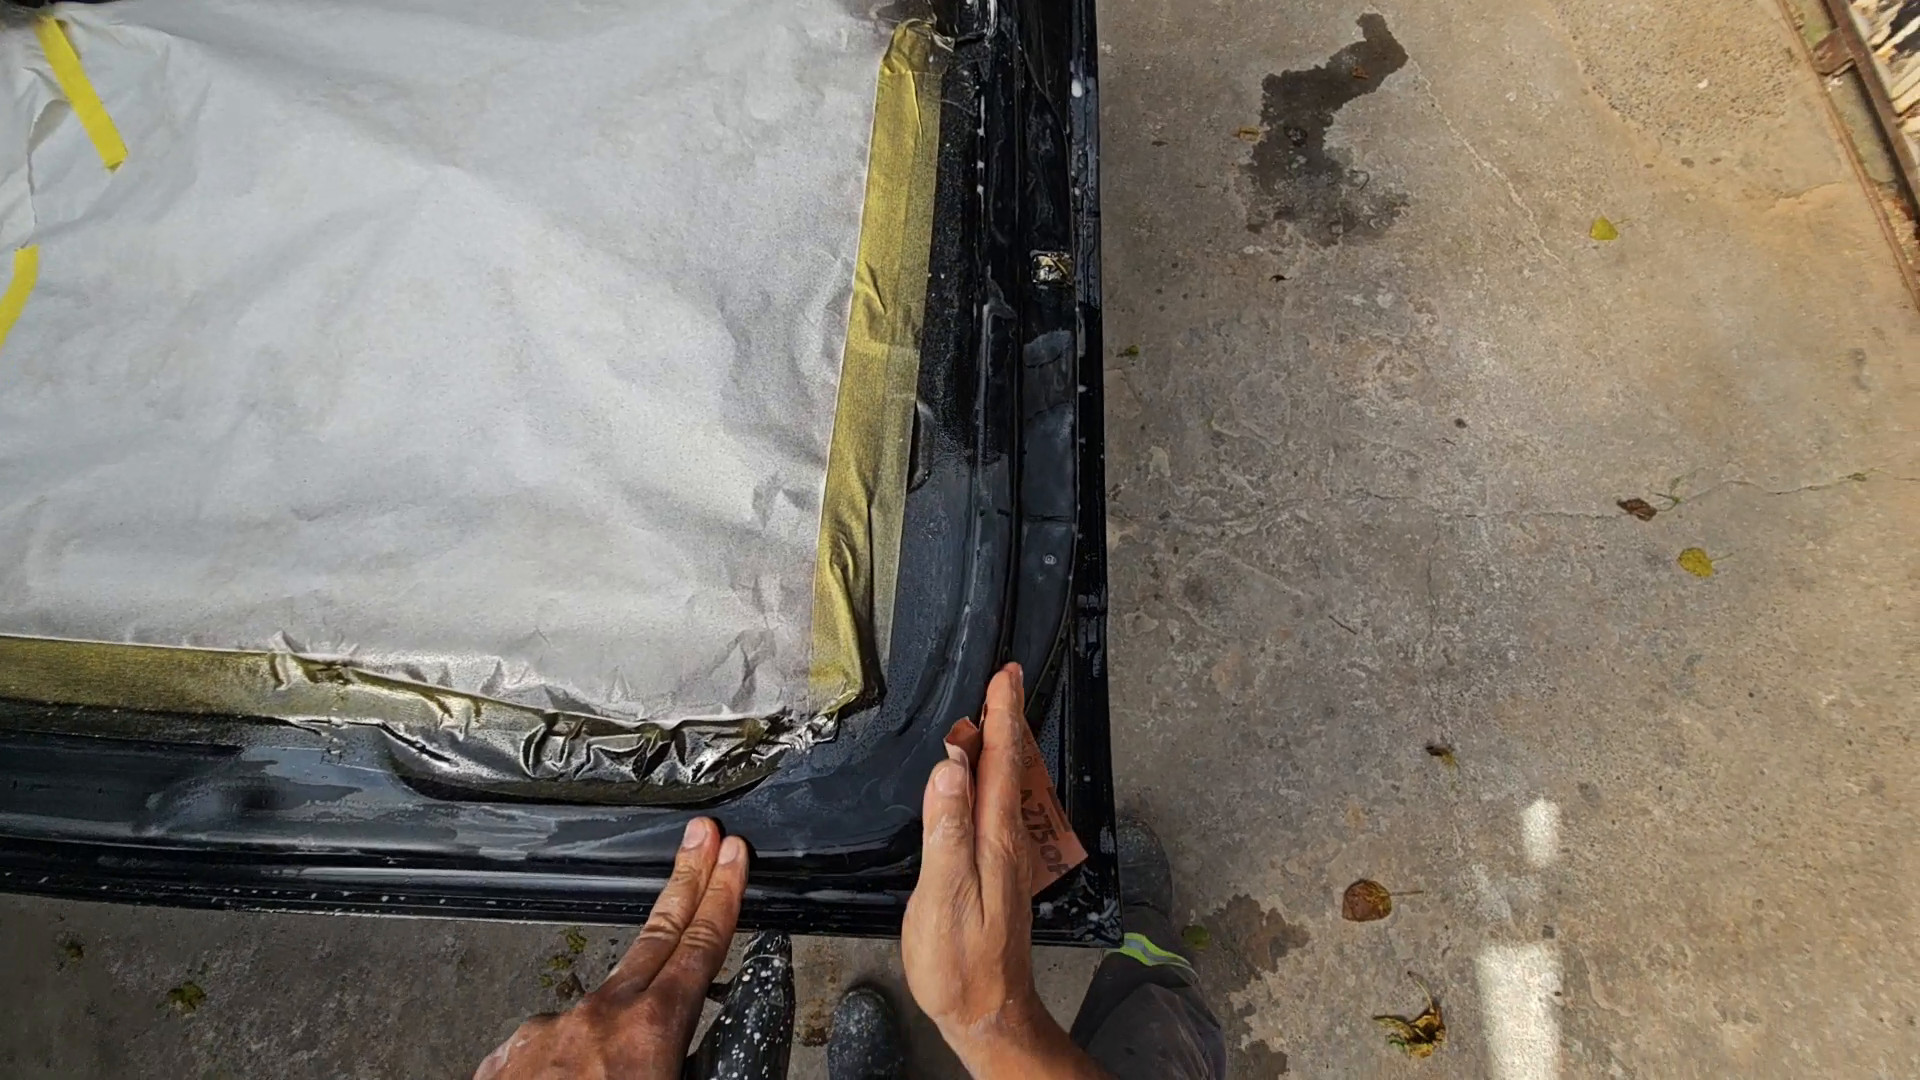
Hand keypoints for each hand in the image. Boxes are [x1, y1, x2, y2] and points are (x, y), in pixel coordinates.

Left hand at [473, 818, 747, 1079]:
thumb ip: (691, 1063)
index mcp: (648, 1033)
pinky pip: (552, 1047)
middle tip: (702, 834)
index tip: (732, 852)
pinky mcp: (502, 1066)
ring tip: (630, 1061)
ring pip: (600, 1007)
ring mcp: (543, 1038)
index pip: (700, 944)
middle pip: (656, 933)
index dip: (723, 892)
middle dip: (686, 877)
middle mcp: (594, 1021)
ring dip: (625, 1008)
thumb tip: (695, 1047)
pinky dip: (571, 1058)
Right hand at [901, 664, 1109, 1078]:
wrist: (987, 1010)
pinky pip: (999, 801)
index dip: (1001, 715)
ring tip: (998, 710)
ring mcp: (1005, 851)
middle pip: (1010, 764)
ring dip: (1005, 740)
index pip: (999, 761)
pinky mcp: (998, 866)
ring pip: (1007, 781)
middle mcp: (1007, 836)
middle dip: (1008, 717)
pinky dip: (996, 771)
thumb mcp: (945, 895)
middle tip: (1007, 678)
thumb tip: (950, 766)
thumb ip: (947, 829)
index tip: (1004, 676)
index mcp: (994, 835)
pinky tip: (987, 773)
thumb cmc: (960, 960)